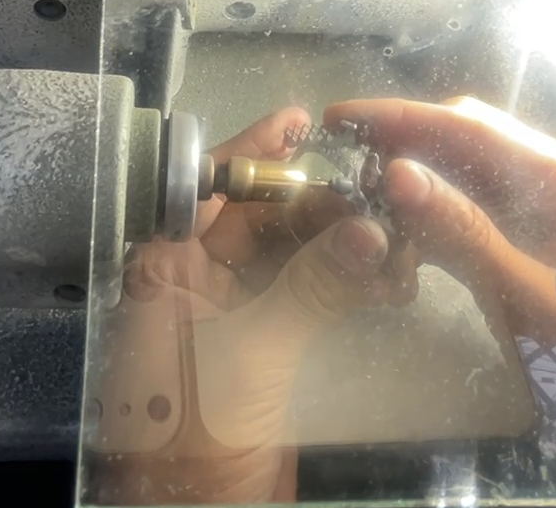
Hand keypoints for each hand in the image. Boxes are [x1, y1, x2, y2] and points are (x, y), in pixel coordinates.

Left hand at [86, 108, 414, 504]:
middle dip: (311, 200)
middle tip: (371, 184)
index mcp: (165, 266)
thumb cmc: (193, 435)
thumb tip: (367, 229)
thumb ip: (310, 287)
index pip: (209, 188)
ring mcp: (228, 310)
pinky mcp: (261, 343)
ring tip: (389, 228)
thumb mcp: (250, 355)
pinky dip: (338, 284)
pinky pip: (300, 294)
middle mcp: (192, 276)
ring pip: (284, 254)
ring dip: (333, 241)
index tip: (301, 120)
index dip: (255, 152)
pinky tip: (383, 276)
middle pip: (256, 217)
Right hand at [324, 96, 555, 495]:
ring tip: (359, 184)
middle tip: (339, 154)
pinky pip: (483, 202)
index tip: (340, 117)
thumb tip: (396, 173)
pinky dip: (439, 208)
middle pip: (473, 139)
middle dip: (404, 140)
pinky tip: (403, 224)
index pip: (478, 130)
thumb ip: (471, 240)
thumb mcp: (544, 311)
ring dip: (417, 174)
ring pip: (473, 168)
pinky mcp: (551, 229)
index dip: (403, 118)